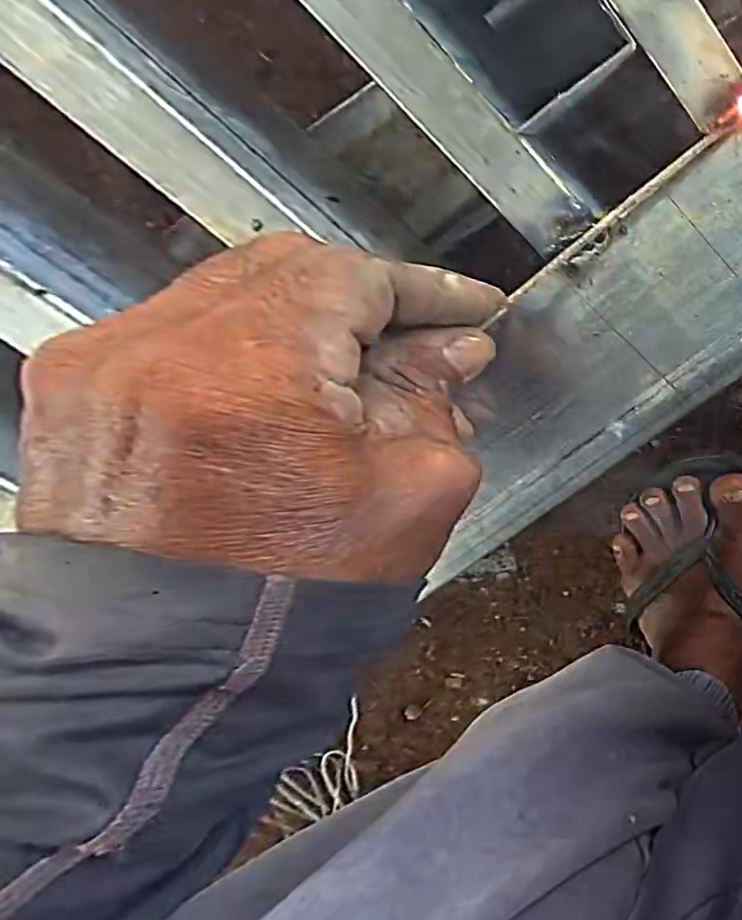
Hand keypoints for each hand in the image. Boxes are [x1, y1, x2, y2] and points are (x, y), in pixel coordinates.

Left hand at [17, 234, 505, 582]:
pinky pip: (197, 325)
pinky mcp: (86, 388)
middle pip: (291, 266)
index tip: (476, 307)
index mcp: (250, 369)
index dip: (430, 288)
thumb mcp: (423, 480)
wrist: (181, 653)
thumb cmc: (309, 576)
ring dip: (328, 315)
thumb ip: (438, 394)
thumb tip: (457, 348)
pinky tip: (323, 382)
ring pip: (243, 289)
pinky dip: (274, 338)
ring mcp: (104, 364)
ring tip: (387, 365)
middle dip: (379, 293)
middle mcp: (156, 348)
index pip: (353, 278)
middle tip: (438, 332)